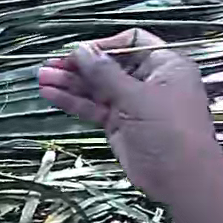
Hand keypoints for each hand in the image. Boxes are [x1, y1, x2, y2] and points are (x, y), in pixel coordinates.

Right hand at [37, 29, 222, 204]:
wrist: (181, 179)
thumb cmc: (169, 130)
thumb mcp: (136, 97)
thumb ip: (104, 73)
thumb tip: (80, 50)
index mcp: (164, 65)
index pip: (131, 42)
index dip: (103, 45)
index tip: (78, 52)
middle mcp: (148, 81)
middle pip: (108, 65)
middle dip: (78, 66)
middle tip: (49, 66)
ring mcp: (132, 103)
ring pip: (96, 87)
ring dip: (70, 83)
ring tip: (42, 78)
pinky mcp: (118, 124)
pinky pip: (93, 107)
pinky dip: (72, 101)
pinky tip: (50, 95)